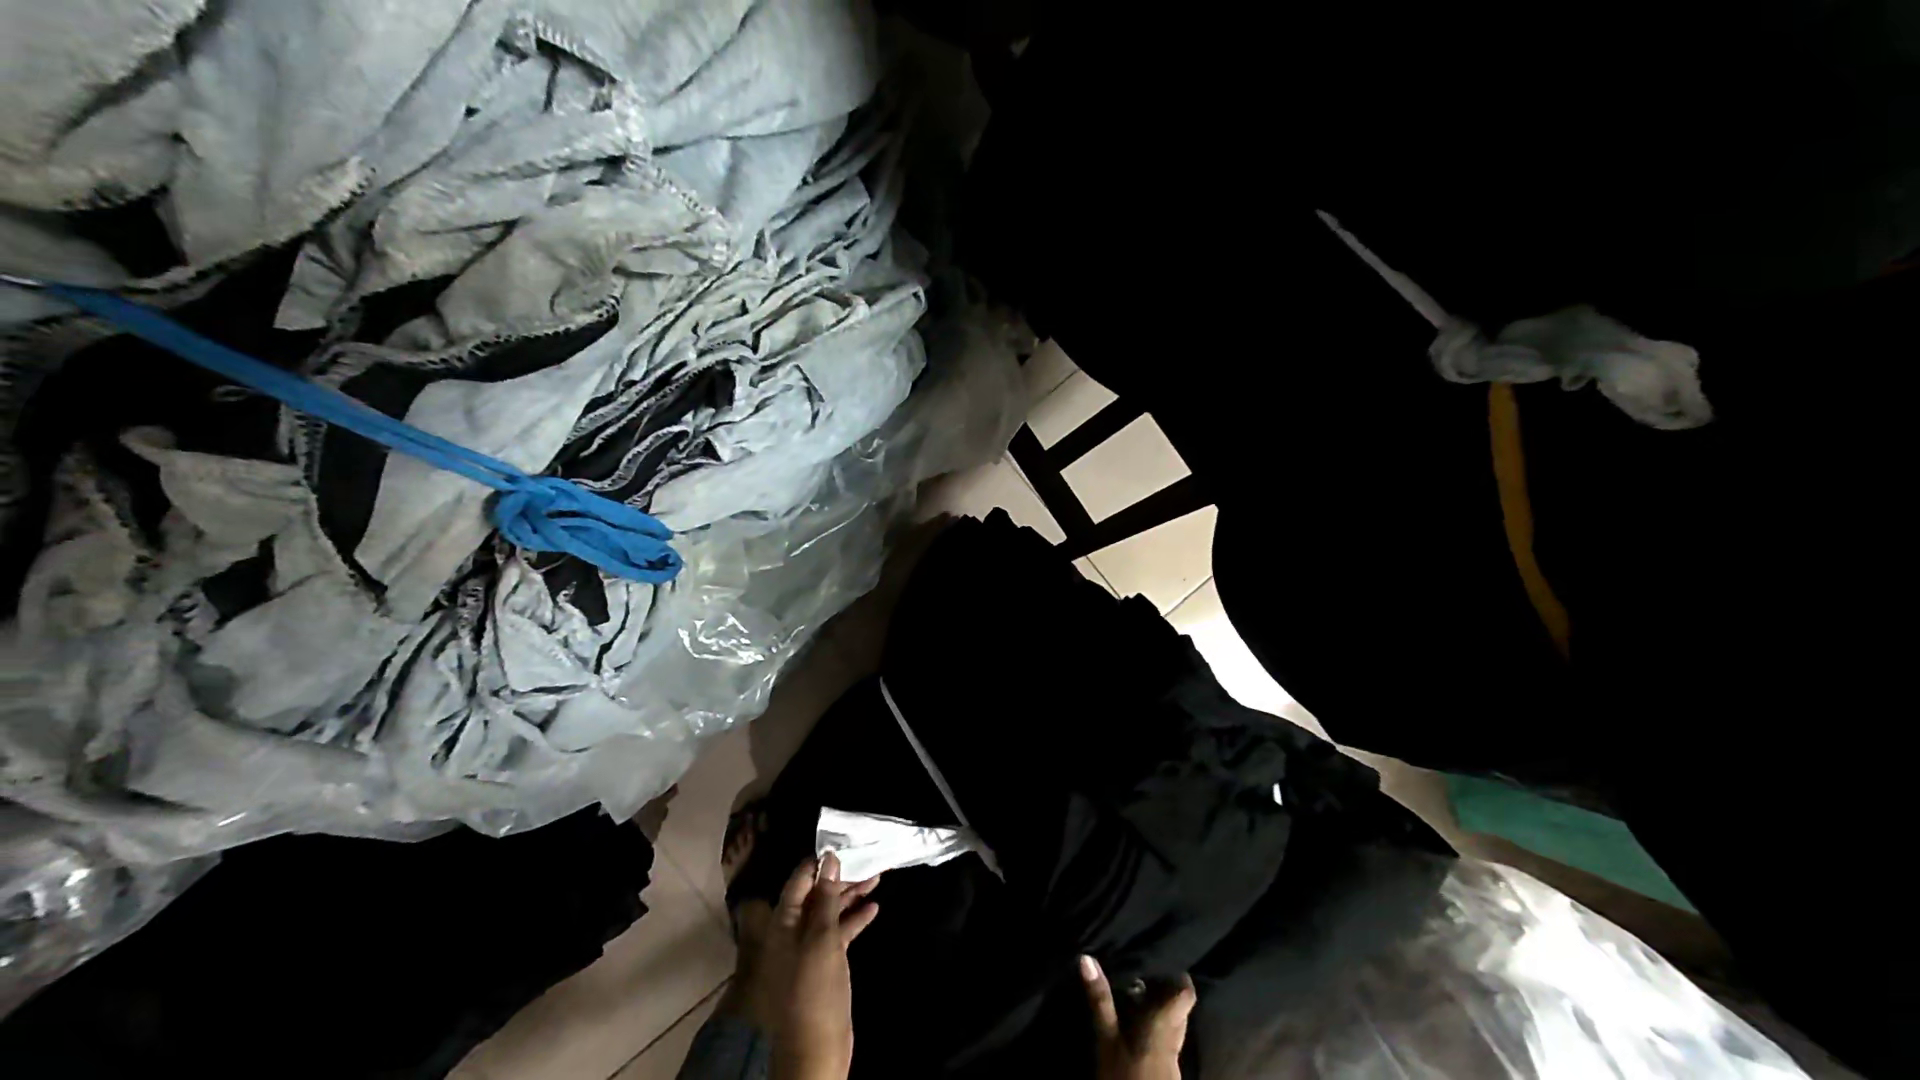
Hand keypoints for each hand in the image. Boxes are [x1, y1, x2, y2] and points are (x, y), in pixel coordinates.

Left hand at [732, 852, 881, 1079]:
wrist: (816, 1046)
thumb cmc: (814, 988)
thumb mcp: (820, 938)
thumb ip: (824, 898)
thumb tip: (828, 859)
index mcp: (785, 921)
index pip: (800, 879)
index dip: (820, 861)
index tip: (844, 843)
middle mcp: (795, 929)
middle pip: (817, 893)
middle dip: (841, 876)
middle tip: (868, 859)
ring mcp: (810, 946)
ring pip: (831, 910)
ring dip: (852, 894)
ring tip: (877, 877)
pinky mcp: (826, 961)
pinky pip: (840, 931)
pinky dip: (855, 918)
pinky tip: (874, 908)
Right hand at [1081, 955, 1196, 1079]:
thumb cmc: (1125, 1076)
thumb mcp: (1106, 1039)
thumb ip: (1101, 1000)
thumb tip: (1087, 957)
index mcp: (1164, 1023)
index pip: (1185, 993)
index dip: (1176, 975)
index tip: (1155, 960)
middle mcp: (1174, 1036)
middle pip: (1178, 1006)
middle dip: (1161, 990)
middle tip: (1136, 975)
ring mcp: (1172, 1057)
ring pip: (1172, 1023)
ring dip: (1156, 1009)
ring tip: (1131, 996)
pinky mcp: (1166, 1071)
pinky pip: (1165, 1040)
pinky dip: (1152, 1029)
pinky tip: (1132, 1028)